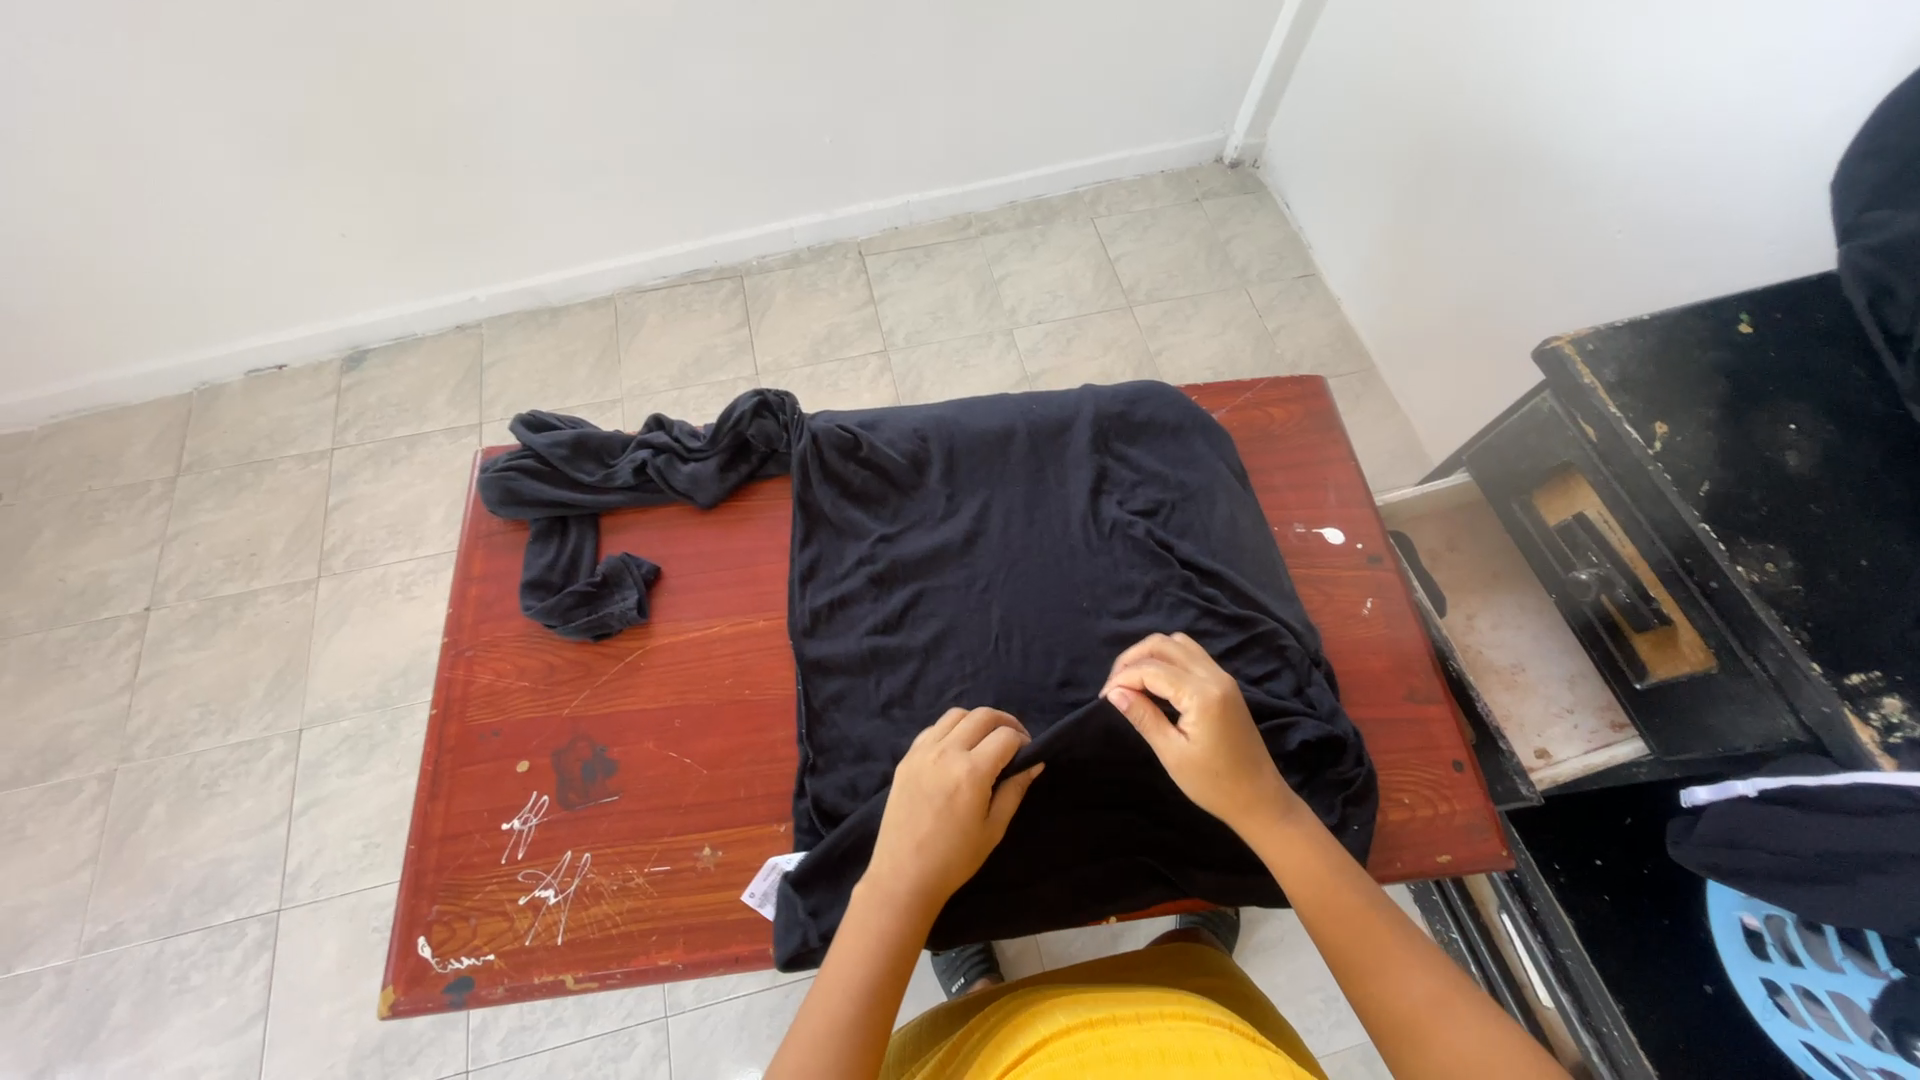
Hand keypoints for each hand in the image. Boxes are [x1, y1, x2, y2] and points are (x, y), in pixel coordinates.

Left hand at [865, 707, 1044, 916]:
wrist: (903, 876)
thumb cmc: (955, 859)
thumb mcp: (994, 828)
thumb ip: (1014, 790)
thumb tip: (1033, 764)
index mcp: (971, 771)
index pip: (1006, 737)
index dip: (1024, 741)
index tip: (1029, 754)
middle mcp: (946, 752)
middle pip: (983, 716)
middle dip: (1005, 723)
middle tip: (1015, 740)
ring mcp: (922, 752)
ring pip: (956, 715)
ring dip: (977, 721)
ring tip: (986, 740)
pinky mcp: (906, 759)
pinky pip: (932, 729)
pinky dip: (951, 729)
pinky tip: (957, 749)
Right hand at [1102, 632, 1305, 835]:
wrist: (1259, 798)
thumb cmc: (1213, 784)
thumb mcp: (1171, 753)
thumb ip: (1143, 716)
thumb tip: (1114, 693)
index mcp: (1201, 694)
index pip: (1150, 669)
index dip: (1121, 678)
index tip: (1103, 699)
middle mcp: (1213, 676)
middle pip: (1162, 644)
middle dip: (1132, 659)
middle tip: (1114, 687)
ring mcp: (1222, 677)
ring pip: (1178, 644)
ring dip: (1149, 655)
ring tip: (1131, 682)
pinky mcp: (1225, 684)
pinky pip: (1191, 655)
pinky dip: (1167, 659)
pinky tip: (1155, 682)